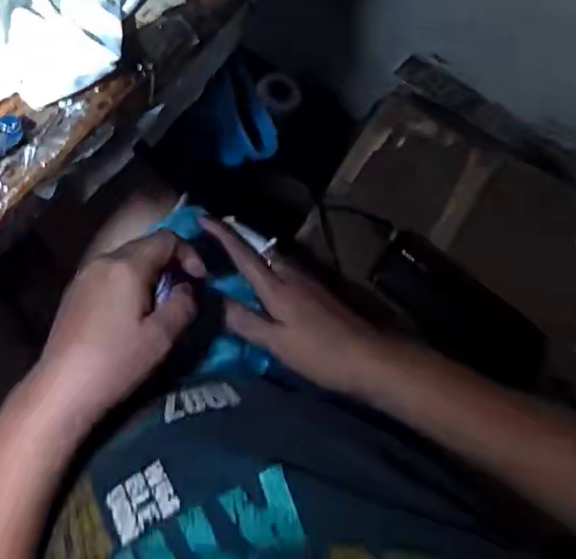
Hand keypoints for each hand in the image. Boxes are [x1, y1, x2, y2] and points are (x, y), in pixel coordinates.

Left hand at [32, 230, 205, 428]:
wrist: (61, 387)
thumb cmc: (115, 361)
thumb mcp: (160, 338)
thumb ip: (182, 304)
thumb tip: (186, 287)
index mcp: (127, 264)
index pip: (166, 238)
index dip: (189, 253)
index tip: (199, 280)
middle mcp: (104, 259)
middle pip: (145, 245)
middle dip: (169, 263)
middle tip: (182, 292)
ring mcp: (85, 274)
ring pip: (126, 259)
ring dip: (148, 273)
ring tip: (158, 304)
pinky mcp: (74, 291)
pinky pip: (109, 273)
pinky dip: (127, 282)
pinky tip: (128, 313)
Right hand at [199, 217, 401, 397]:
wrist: (373, 358)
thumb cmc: (322, 353)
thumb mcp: (278, 344)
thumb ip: (245, 321)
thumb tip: (212, 299)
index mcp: (276, 286)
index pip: (242, 254)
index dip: (221, 234)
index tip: (203, 216)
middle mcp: (291, 274)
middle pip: (258, 249)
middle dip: (235, 238)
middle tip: (212, 235)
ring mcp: (308, 280)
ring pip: (272, 258)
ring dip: (251, 252)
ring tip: (232, 256)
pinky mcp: (319, 290)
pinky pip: (284, 269)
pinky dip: (267, 267)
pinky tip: (265, 280)